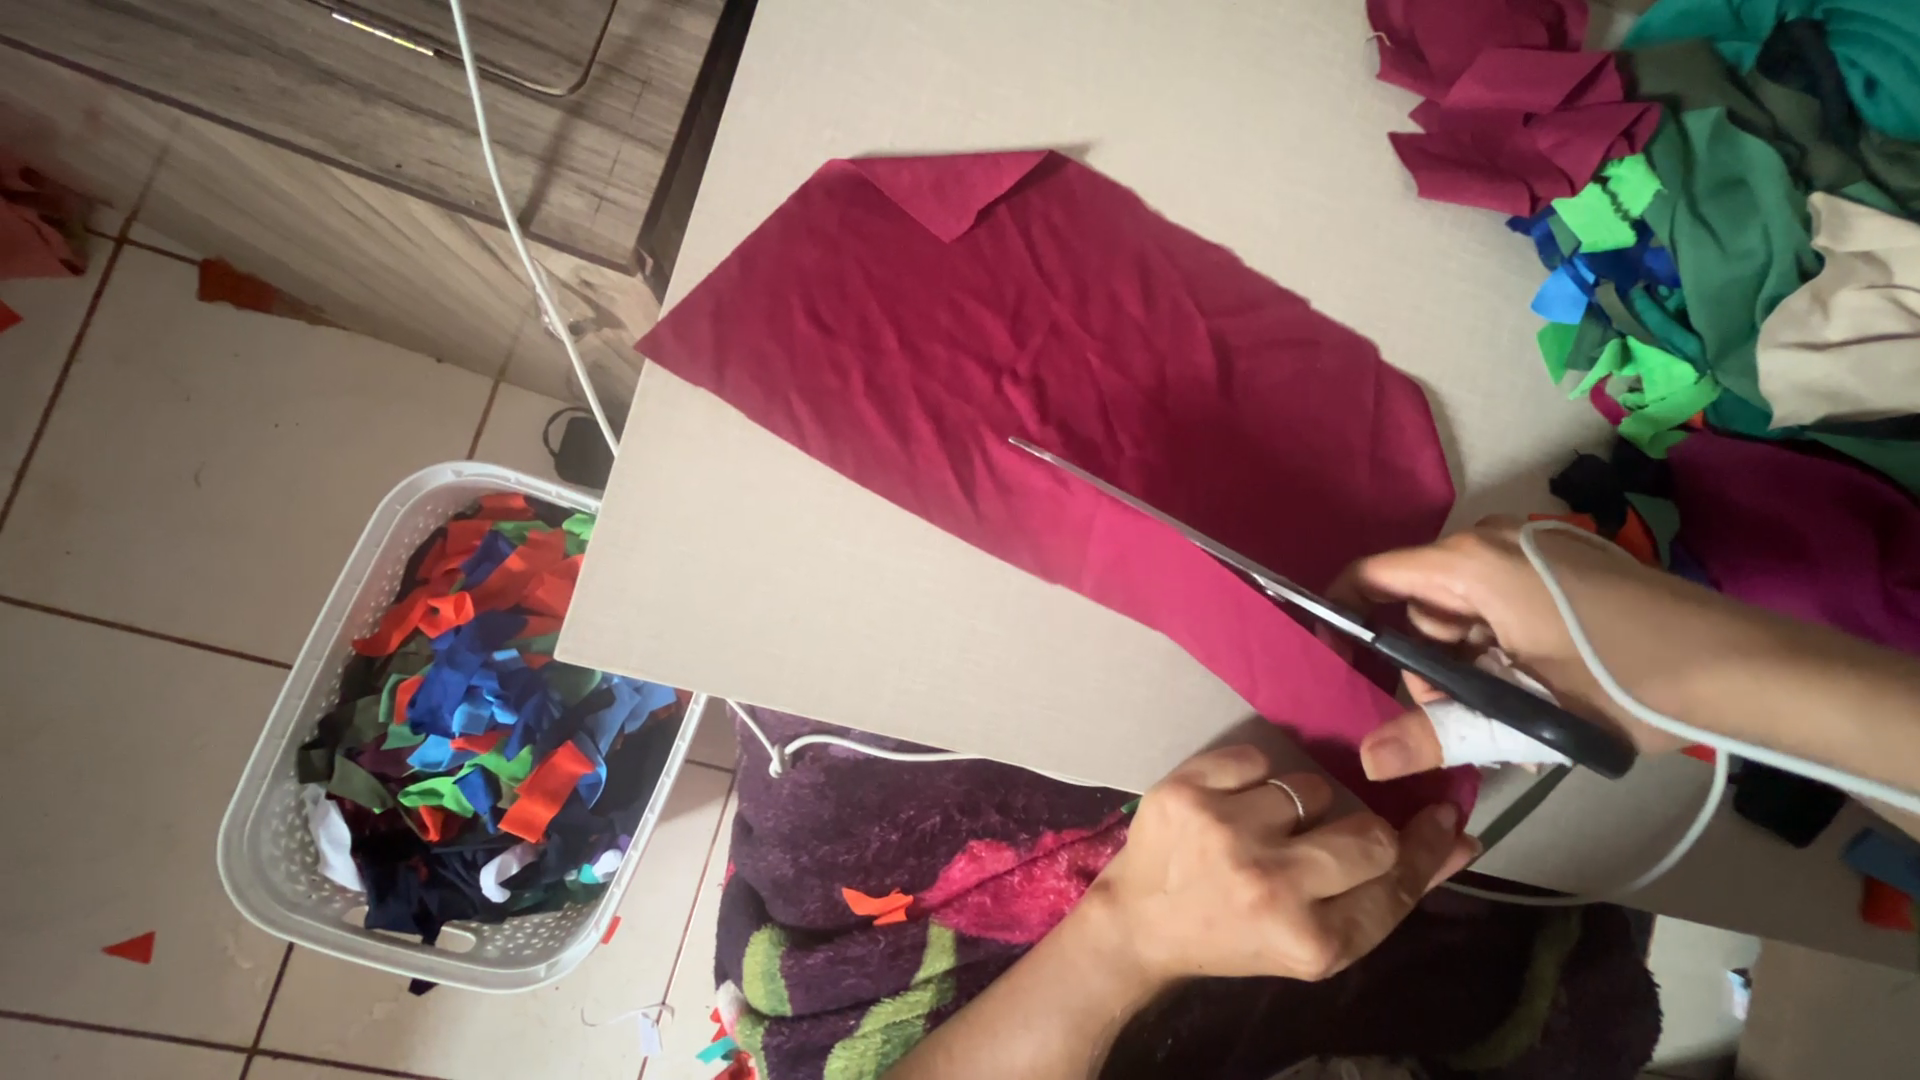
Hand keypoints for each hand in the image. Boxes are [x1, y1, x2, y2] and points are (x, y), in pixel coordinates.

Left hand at [1081, 745, 1478, 986]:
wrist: (1141, 922)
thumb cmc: (1234, 935)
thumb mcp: (1314, 940)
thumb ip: (1386, 894)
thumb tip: (1461, 840)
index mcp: (1311, 940)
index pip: (1398, 881)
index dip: (1428, 846)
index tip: (1440, 816)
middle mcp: (1270, 884)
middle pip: (1366, 832)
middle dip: (1360, 830)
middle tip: (1327, 840)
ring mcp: (1224, 832)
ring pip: (1308, 787)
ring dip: (1298, 803)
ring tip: (1265, 830)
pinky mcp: (1184, 792)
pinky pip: (1255, 757)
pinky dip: (1253, 774)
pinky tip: (1233, 803)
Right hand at [1327, 518, 1683, 780]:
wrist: (1754, 671)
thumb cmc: (1625, 681)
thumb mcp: (1525, 715)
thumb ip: (1436, 733)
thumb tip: (1364, 762)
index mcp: (1469, 562)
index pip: (1369, 576)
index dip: (1341, 615)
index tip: (1339, 662)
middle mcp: (1489, 541)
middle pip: (1414, 602)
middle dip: (1426, 660)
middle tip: (1468, 707)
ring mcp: (1526, 550)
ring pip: (1455, 610)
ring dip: (1466, 661)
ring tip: (1514, 703)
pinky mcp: (1555, 567)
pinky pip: (1492, 603)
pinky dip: (1496, 645)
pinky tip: (1533, 682)